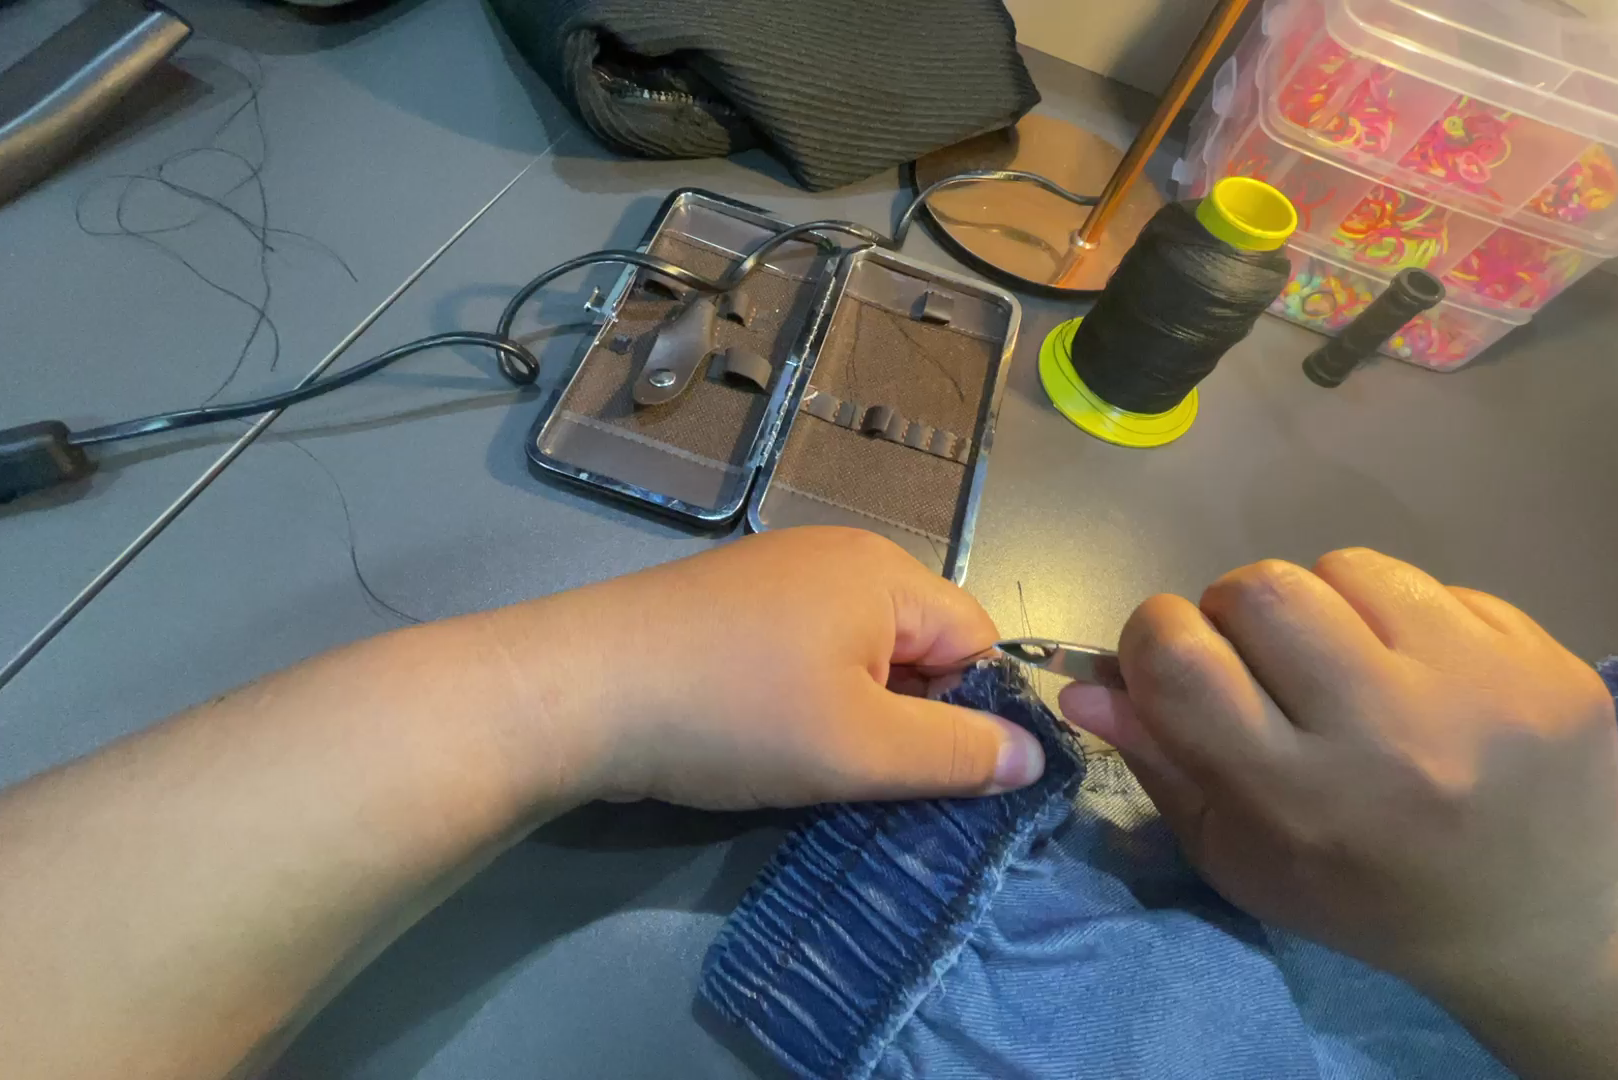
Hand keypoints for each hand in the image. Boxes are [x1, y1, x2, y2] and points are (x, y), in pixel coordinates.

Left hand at [492, 527, 1044, 810]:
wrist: (582, 689)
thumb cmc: (737, 712)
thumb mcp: (862, 747)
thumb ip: (959, 754)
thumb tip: (1035, 755)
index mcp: (882, 570)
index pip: (976, 637)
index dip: (972, 708)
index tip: (931, 768)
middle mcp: (835, 554)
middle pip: (917, 640)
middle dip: (908, 710)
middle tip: (866, 769)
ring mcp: (776, 572)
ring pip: (858, 649)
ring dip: (855, 707)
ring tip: (810, 752)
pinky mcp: (732, 599)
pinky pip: (804, 644)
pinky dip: (804, 690)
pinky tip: (764, 724)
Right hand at [1057, 548, 1617, 992]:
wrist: (1537, 924)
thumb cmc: (1347, 891)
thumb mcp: (1225, 848)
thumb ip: (1150, 757)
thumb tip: (1079, 685)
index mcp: (1296, 796)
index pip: (1181, 658)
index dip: (1149, 636)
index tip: (1165, 659)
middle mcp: (1390, 740)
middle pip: (1257, 588)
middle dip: (1229, 611)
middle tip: (1254, 660)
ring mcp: (1483, 693)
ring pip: (1336, 567)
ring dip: (1311, 603)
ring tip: (1336, 662)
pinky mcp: (1547, 663)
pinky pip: (1419, 579)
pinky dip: (1386, 610)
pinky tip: (1409, 670)